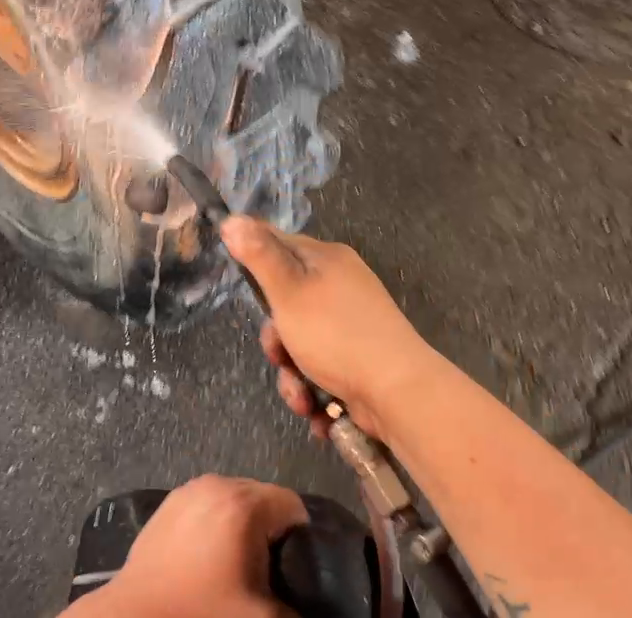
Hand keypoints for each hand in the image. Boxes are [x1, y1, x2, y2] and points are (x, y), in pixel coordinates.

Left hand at [63, 475, 306, 617]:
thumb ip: (299, 607)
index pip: (293, 506)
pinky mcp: (166, 506)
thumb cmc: (202, 613)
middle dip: (273, 534)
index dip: (303, 540)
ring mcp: (186, 492)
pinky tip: (208, 563)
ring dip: (243, 530)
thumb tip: (308, 602)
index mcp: (243, 503)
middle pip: (263, 499)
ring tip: (238, 571)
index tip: (298, 572)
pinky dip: (216, 529)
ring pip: (233, 502)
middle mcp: (215, 484)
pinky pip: (207, 509)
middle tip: (270, 576)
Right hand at [222, 217, 434, 442]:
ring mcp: (352, 326)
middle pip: (286, 305)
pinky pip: (323, 370)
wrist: (399, 394)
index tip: (247, 292)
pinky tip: (321, 412)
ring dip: (294, 378)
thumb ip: (259, 256)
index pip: (279, 245)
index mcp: (327, 259)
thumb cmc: (336, 335)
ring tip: (303, 400)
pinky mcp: (360, 360)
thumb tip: (232, 219)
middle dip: (277, 343)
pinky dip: (316, 393)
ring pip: (301, 345)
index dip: (256, 266)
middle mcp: (341, 287)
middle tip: (280, 356)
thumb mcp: (288, 290)